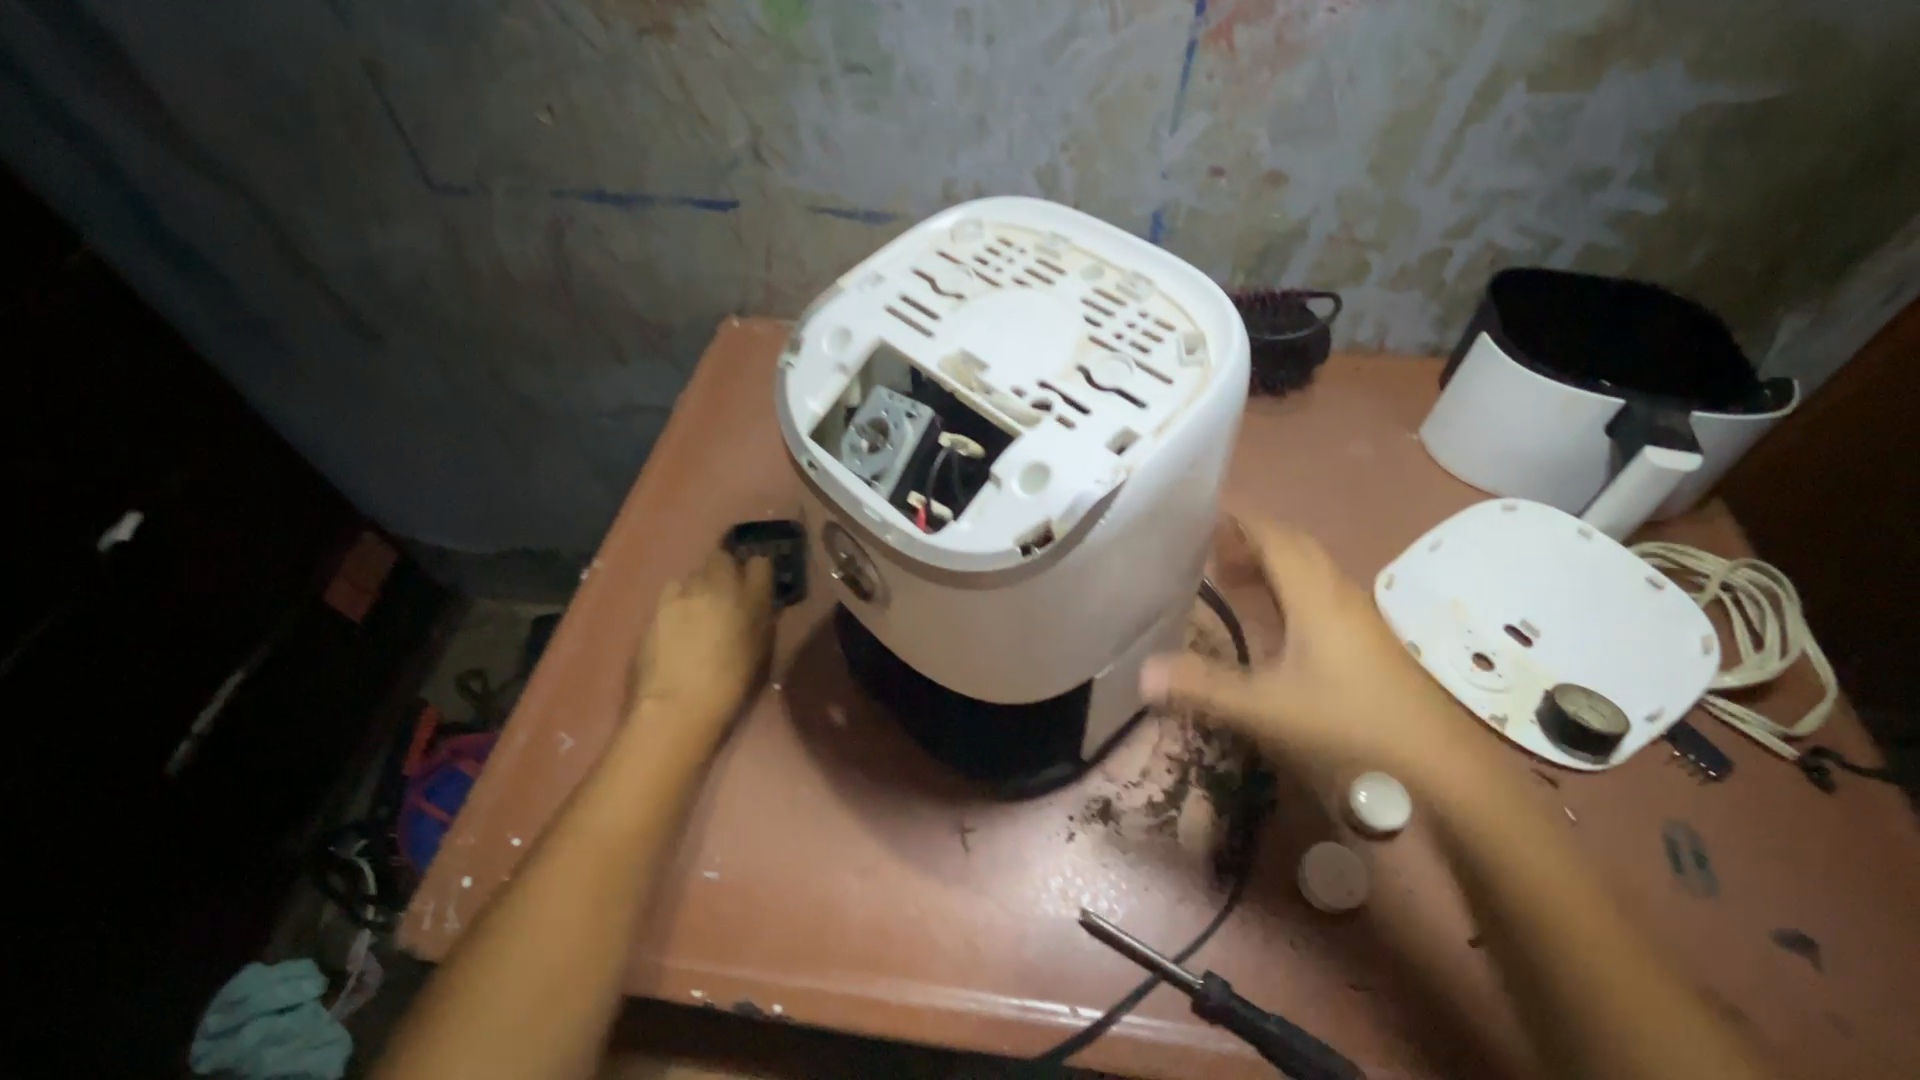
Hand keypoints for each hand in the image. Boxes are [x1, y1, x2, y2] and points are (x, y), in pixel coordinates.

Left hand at [628, 548, 774, 742]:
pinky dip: (677, 601)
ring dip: (699, 587)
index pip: (760, 563)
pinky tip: (675, 623)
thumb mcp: (759, 653)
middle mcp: (718, 585)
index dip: (757, 572)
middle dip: (724, 570)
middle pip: (722, 557)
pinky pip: (672, 592)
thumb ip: (761, 621)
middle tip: (724, 595)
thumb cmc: (729, 686)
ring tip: (697, 612)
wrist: (677, 705)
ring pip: (694, 574)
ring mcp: (684, 593)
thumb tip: (759, 607)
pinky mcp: (657, 605)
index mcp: (752, 599)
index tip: (755, 585)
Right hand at [1140, 516, 1477, 781]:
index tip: (1196, 514)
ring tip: (1225, 580)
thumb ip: (1205, 688)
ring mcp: (1357, 620)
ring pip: (1307, 574)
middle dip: (1247, 540)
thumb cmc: (1352, 725)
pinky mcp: (1365, 646)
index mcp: (1316, 595)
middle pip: (1292, 547)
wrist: (1442, 771)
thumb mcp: (1268, 709)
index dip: (1236, 520)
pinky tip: (1266, 626)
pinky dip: (1283, 595)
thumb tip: (1142, 672)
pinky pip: (1316, 599)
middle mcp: (1338, 596)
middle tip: (1202, 551)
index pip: (1273, 535)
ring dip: (1267, 567)